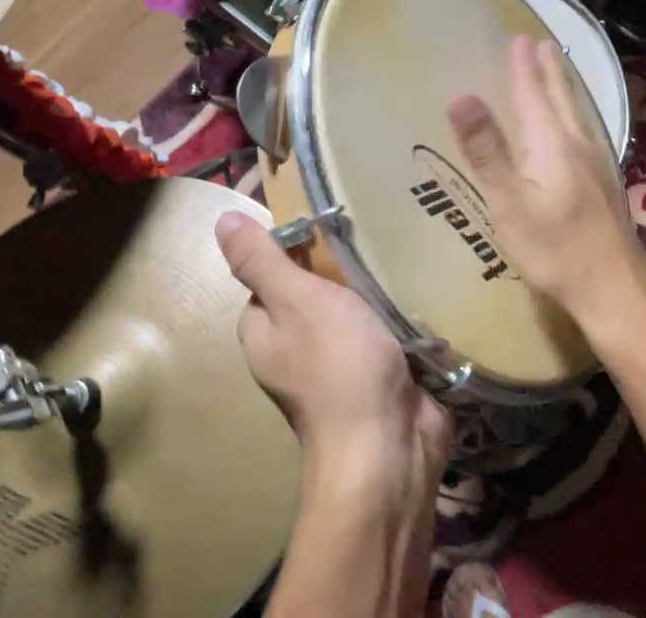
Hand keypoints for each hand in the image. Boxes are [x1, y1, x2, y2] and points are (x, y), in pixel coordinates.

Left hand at [218, 212, 451, 495]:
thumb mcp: (297, 302)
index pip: (270, 272)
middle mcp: (299, 346)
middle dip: (342, 256)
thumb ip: (262, 262)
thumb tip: (221, 220)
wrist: (390, 443)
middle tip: (375, 215)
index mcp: (266, 330)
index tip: (322, 203)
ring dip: (378, 279)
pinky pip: (389, 324)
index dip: (290, 238)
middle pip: (317, 285)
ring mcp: (343, 360)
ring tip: (404, 237)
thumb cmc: (338, 367)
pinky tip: (424, 279)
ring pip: (357, 303)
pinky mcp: (383, 368)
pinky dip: (402, 305)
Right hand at [446, 35, 645, 345]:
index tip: (520, 39)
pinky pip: (588, 130)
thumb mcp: (509, 203)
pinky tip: (580, 128)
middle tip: (543, 43)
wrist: (614, 288)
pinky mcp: (606, 183)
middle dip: (550, 70)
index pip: (535, 94)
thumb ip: (487, 150)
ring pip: (580, 113)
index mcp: (553, 143)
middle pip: (562, 98)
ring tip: (559, 71)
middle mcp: (580, 144)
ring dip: (566, 88)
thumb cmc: (555, 249)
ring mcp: (599, 163)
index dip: (525, 67)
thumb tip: (462, 96)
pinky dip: (577, 113)